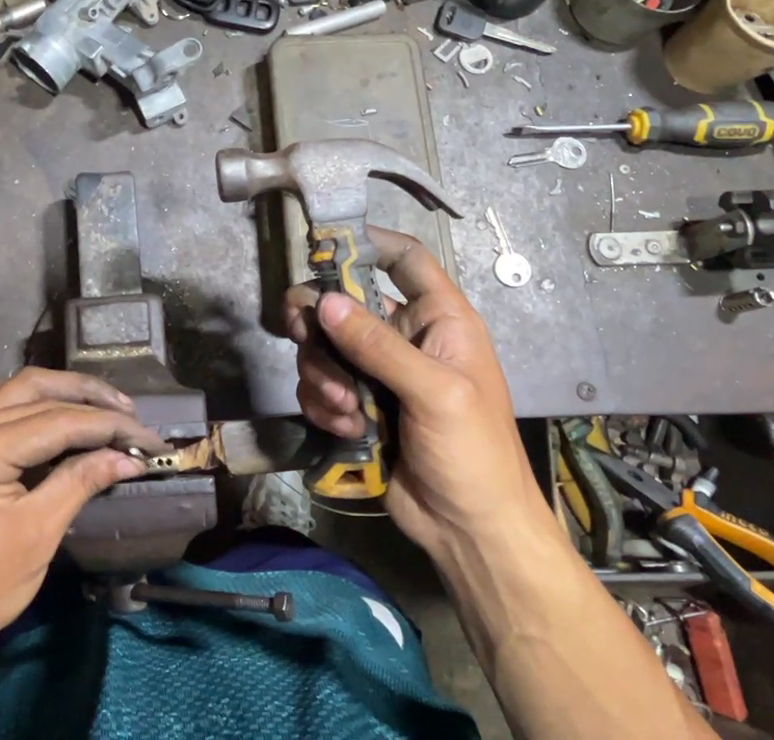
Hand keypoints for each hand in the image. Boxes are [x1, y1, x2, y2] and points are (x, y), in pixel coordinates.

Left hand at [0, 368, 162, 655]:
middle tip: (134, 416)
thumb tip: (130, 456)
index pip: (53, 422)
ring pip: (19, 391)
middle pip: (35, 394)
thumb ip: (80, 481)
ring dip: (66, 394)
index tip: (147, 436)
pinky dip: (41, 407)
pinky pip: (3, 408)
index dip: (106, 426)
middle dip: (90, 403)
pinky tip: (71, 415)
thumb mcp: (38, 534)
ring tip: (110, 408)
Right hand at [283, 226, 551, 554]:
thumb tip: (324, 301)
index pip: (406, 260)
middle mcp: (405, 338)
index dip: (369, 243)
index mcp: (440, 320)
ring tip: (343, 408)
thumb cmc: (473, 453)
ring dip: (323, 375)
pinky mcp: (357, 407)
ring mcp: (378, 374)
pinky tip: (344, 428)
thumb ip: (378, 345)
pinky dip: (323, 405)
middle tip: (300, 334)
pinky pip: (321, 387)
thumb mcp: (434, 392)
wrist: (469, 530)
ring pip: (325, 348)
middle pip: (346, 303)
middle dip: (321, 323)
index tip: (323, 248)